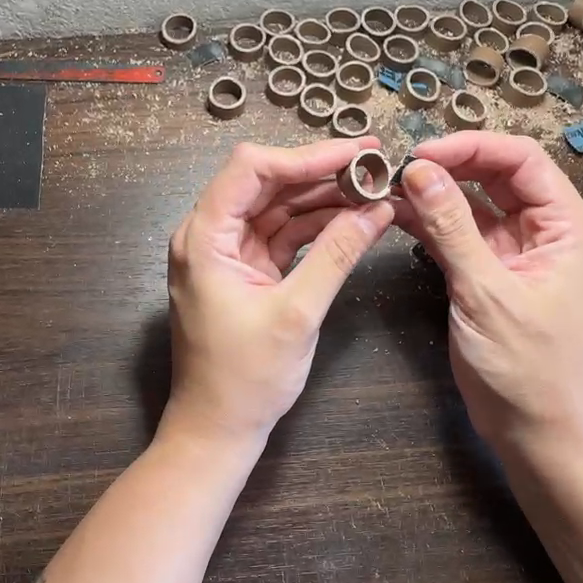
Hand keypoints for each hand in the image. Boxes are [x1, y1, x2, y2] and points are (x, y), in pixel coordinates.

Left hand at [165, 139, 395, 446]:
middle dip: (319, 172)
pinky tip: (355, 218)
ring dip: (322, 197)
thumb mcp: (296, 313)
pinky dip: (315, 227)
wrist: (217, 428)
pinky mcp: (244, 269)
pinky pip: (281, 234)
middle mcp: (208, 235)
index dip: (303, 155)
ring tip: (374, 188)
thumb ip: (336, 255)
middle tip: (376, 163)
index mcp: (203, 237)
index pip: (250, 169)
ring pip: (276, 207)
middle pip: (264, 183)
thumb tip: (378, 209)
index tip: (355, 154)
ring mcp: (226, 252)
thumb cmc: (245, 378)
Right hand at [392, 133, 582, 451]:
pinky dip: (428, 223)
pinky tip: (395, 214)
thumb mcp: (487, 292)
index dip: (471, 147)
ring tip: (387, 187)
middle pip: (495, 175)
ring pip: (472, 203)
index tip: (420, 154)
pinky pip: (458, 234)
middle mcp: (544, 230)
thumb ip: (451, 227)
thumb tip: (417, 169)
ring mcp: (515, 252)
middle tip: (396, 169)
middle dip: (447, 165)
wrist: (539, 434)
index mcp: (567, 226)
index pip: (521, 160)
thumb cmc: (529, 367)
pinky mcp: (488, 274)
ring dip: (433, 193)